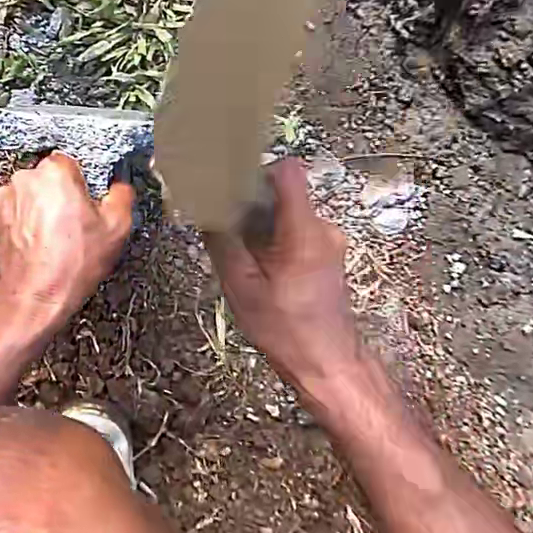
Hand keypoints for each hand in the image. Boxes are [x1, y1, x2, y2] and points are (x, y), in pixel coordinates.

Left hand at [0, 153, 134, 335]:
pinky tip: (36, 243)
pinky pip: (12, 211)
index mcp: (55, 172)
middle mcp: (25, 179)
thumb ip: (122, 195)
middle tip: (72, 225)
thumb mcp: (117, 228)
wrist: (35, 295)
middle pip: (48, 179)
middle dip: (59, 197)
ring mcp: (4, 198)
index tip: (87, 205)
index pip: (72, 164)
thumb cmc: (72, 264)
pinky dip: (22, 222)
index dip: (82, 185)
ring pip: (29, 194)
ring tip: (52, 238)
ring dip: (39, 209)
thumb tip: (120, 186)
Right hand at [204, 159, 364, 388]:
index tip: (229, 186)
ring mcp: (327, 239)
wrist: (326, 360)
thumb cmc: (286, 330)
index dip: (255, 172)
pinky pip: (293, 228)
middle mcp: (322, 228)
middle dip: (249, 206)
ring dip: (259, 226)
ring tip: (243, 257)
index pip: (287, 171)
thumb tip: (205, 211)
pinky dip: (271, 239)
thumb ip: (223, 242)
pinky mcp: (325, 251)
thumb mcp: (241, 287)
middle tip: (226, 231)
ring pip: (285, 211)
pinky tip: (259, 267)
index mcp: (304, 232)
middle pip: (281, 192)